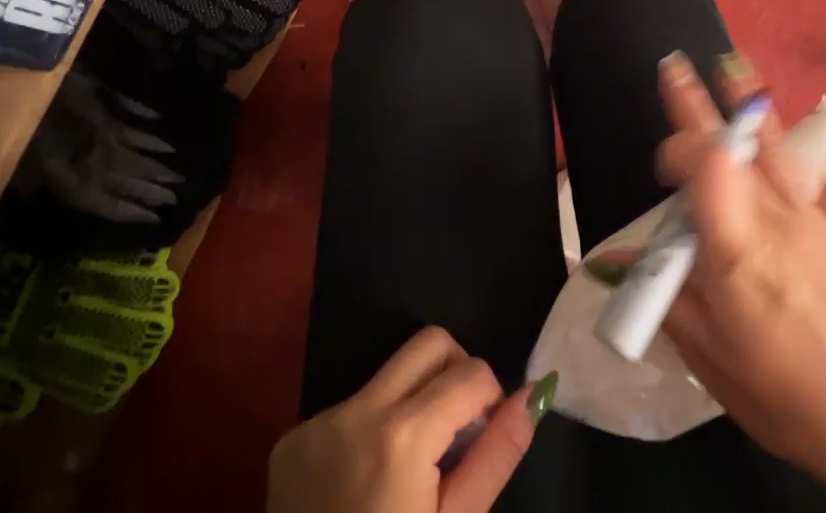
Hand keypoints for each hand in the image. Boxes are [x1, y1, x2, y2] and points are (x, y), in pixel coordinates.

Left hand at [268, 327, 552, 512]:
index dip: (489, 401)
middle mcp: (356, 411)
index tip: (479, 442)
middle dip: (456, 372)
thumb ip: (498, 453)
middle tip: (455, 430)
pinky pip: (351, 407)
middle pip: (429, 344)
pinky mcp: (291, 439)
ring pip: (389, 375)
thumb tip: (533, 392)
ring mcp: (317, 423)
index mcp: (402, 435)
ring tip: (407, 466)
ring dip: (412, 402)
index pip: (472, 371)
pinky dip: (372, 428)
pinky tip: (363, 481)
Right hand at [655, 53, 825, 512]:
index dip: (678, 148)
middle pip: (732, 149)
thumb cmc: (780, 394)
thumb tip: (610, 266)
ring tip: (734, 64)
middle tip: (673, 65)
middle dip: (697, 106)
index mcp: (734, 249)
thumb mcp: (707, 357)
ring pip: (778, 151)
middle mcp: (772, 219)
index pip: (704, 167)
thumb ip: (662, 299)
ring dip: (753, 105)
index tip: (661, 167)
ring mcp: (812, 222)